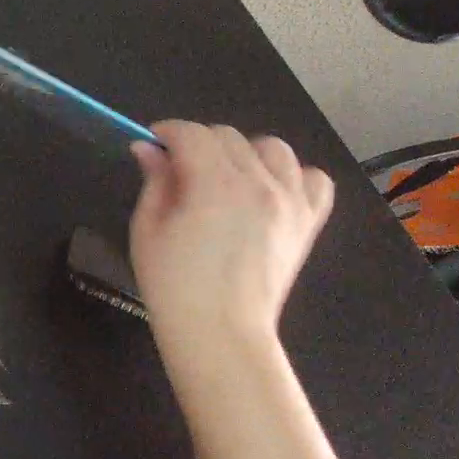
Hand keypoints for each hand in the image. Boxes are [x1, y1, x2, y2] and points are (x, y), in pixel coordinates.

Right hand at [129, 122, 334, 349]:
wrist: (218, 327)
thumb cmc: (170, 281)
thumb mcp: (147, 228)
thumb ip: (154, 182)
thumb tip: (149, 149)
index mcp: (214, 184)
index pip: (192, 134)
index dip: (167, 132)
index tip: (151, 143)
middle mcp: (260, 184)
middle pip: (229, 136)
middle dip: (198, 142)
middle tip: (177, 168)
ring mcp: (291, 201)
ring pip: (272, 148)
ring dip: (243, 153)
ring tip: (223, 177)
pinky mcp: (309, 221)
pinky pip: (312, 177)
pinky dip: (289, 175)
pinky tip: (264, 192)